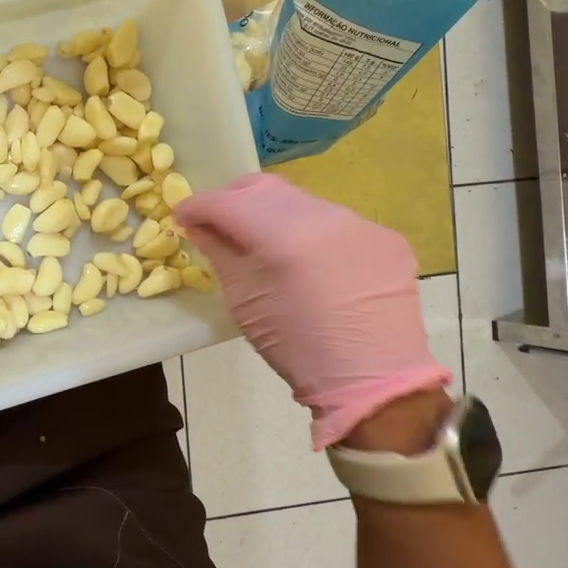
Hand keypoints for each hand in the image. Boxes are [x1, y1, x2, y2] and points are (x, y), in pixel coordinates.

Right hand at [174, 174, 450, 449]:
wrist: (369, 377)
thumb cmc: (293, 344)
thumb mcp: (242, 299)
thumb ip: (219, 253)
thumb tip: (202, 227)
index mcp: (282, 235)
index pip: (227, 203)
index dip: (197, 206)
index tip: (182, 216)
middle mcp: (323, 216)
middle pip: (264, 189)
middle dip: (232, 200)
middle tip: (216, 223)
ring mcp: (359, 224)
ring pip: (301, 202)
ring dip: (273, 214)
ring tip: (262, 243)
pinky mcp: (384, 238)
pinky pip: (335, 223)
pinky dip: (310, 233)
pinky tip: (307, 262)